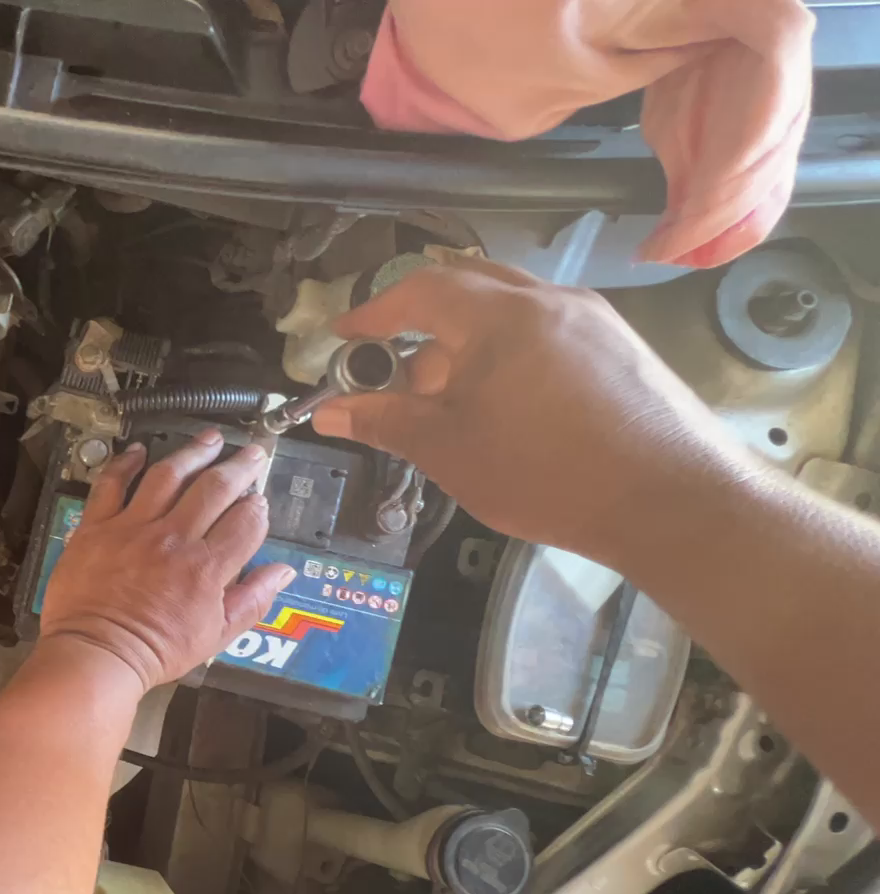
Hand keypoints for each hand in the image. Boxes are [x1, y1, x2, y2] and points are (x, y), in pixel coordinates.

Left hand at [38, 430, 294, 692]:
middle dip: (239, 466)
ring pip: (168, 476)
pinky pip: (111, 484)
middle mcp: (173, 538)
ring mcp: (132, 527)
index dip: (258, 507)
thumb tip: (283, 571)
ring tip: (210, 438)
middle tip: (252, 453)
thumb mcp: (215, 637)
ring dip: (193, 452)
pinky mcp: (96, 526)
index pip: (246, 523)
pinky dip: (125, 463)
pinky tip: (138, 451)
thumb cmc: (155, 650)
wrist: (96, 653)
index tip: (259, 499)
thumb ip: (251, 601)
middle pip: (214, 488)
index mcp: (207, 567)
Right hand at [312, 256, 768, 564]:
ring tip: (431, 395)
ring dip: (455, 340)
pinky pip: (538, 330)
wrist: (672, 503)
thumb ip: (381, 420)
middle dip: (414, 316)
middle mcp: (550, 303)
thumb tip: (326, 410)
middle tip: (383, 357)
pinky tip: (487, 401)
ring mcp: (591, 322)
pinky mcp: (615, 348)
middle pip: (466, 285)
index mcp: (502, 318)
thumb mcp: (443, 448)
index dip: (373, 311)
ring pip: (504, 309)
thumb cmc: (541, 471)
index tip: (342, 336)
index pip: (421, 290)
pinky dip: (495, 351)